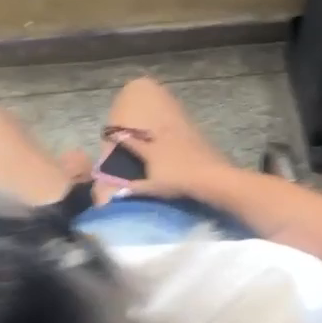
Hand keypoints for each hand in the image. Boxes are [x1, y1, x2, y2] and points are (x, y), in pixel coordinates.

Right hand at [95, 128, 233, 202]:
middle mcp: (162, 137)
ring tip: (158, 133)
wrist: (209, 175)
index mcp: (149, 149)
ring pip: (166, 129)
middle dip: (140, 132)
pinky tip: (182, 141)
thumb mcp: (153, 187)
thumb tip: (117, 193)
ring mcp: (180, 136)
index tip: (112, 134)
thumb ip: (135, 189)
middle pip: (147, 132)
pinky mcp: (197, 139)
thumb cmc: (177, 182)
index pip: (130, 142)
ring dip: (161, 130)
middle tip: (136, 132)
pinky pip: (183, 134)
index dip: (120, 138)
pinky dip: (179, 136)